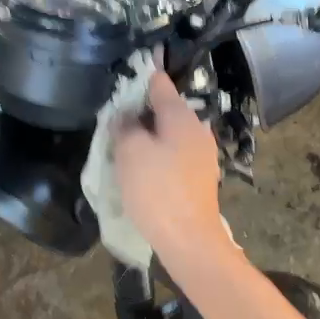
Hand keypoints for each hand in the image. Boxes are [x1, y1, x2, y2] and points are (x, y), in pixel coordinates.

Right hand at [112, 72, 227, 262]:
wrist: (188, 239)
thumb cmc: (157, 190)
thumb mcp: (130, 152)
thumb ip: (125, 126)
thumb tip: (126, 115)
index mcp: (182, 116)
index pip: (160, 83)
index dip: (140, 79)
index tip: (122, 80)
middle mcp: (198, 130)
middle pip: (166, 110)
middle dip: (142, 112)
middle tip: (116, 120)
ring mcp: (203, 155)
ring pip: (171, 134)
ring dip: (150, 136)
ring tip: (125, 146)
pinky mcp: (200, 178)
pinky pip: (176, 156)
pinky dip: (160, 156)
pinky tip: (144, 170)